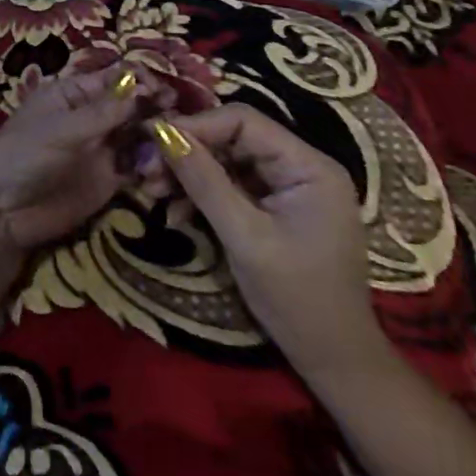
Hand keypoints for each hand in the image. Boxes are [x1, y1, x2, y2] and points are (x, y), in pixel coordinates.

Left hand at [0, 65, 151, 250]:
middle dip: (157, 112)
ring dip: (159, 140)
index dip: (141, 82)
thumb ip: (103, 112)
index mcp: (72, 94)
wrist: (2, 211)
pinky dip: (155, 167)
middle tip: (179, 125)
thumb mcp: (61, 129)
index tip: (166, 94)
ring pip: (142, 135)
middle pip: (135, 106)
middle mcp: (91, 116)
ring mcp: (102, 148)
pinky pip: (140, 166)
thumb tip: (143, 87)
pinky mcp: (110, 179)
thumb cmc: (22, 156)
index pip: (115, 78)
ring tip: (168, 152)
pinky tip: (161, 174)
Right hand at [140, 104, 386, 376]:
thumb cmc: (296, 294)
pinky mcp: (271, 207)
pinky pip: (227, 185)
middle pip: (230, 138)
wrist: (331, 354)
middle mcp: (300, 168)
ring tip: (151, 192)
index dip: (195, 127)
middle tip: (145, 173)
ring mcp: (286, 188)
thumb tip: (163, 134)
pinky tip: (174, 211)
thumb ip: (204, 181)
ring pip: (223, 161)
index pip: (243, 121)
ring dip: (185, 173)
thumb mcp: (243, 235)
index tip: (153, 143)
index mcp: (309, 167)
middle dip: (185, 153)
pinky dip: (197, 194)